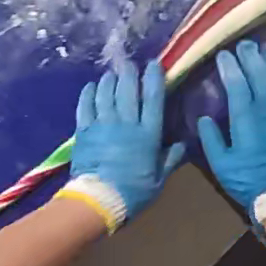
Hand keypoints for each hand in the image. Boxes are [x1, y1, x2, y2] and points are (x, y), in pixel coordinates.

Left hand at [69, 59, 186, 221]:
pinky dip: (88, 94)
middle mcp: (126, 123)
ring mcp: (102, 125)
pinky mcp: (83, 131)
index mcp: (147, 134)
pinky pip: (85, 106)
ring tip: (111, 74)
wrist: (98, 201)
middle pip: (127, 90)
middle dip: (129, 73)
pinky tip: (90, 86)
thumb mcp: (157, 180)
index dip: (154, 78)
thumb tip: (181, 144)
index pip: (153, 99)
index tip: (153, 64)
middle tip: (128, 64)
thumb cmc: (132, 193)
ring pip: (105, 93)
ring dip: (108, 80)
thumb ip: (169, 160)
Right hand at [197, 40, 265, 213]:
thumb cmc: (245, 179)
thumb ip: (211, 138)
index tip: (223, 55)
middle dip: (251, 58)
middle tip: (243, 45)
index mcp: (246, 119)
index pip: (238, 85)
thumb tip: (204, 118)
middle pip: (261, 76)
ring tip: (262, 52)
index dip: (231, 68)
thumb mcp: (219, 162)